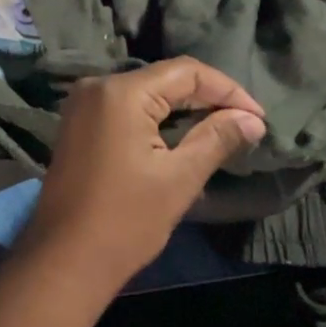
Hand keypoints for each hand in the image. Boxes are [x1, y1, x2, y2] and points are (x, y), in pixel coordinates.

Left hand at [17, 57, 266, 291]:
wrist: (66, 255)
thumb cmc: (126, 219)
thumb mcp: (179, 178)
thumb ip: (216, 139)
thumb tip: (252, 119)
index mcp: (121, 92)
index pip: (185, 71)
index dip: (228, 89)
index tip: (259, 118)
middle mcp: (97, 85)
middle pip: (164, 78)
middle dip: (207, 97)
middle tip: (246, 124)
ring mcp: (83, 102)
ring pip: (146, 92)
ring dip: (183, 108)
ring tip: (222, 130)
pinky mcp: (78, 122)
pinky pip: (126, 107)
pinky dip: (156, 117)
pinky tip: (183, 136)